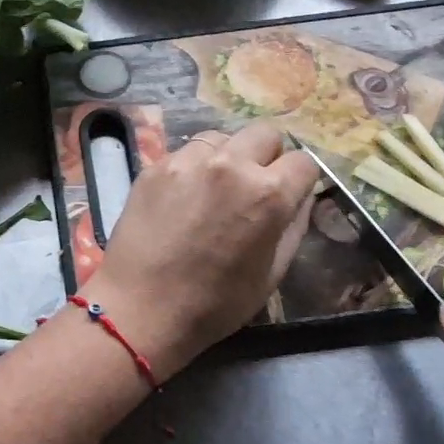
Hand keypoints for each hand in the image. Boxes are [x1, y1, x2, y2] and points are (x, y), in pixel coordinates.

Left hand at [81, 121, 316, 372]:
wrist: (141, 309)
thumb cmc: (214, 304)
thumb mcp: (272, 274)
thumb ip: (294, 226)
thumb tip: (302, 196)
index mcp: (268, 193)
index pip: (303, 161)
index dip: (299, 180)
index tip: (288, 196)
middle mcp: (231, 164)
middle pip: (265, 133)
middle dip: (267, 156)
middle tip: (253, 187)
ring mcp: (189, 160)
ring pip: (222, 138)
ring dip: (227, 157)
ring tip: (214, 190)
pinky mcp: (155, 166)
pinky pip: (186, 153)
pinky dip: (193, 168)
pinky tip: (182, 198)